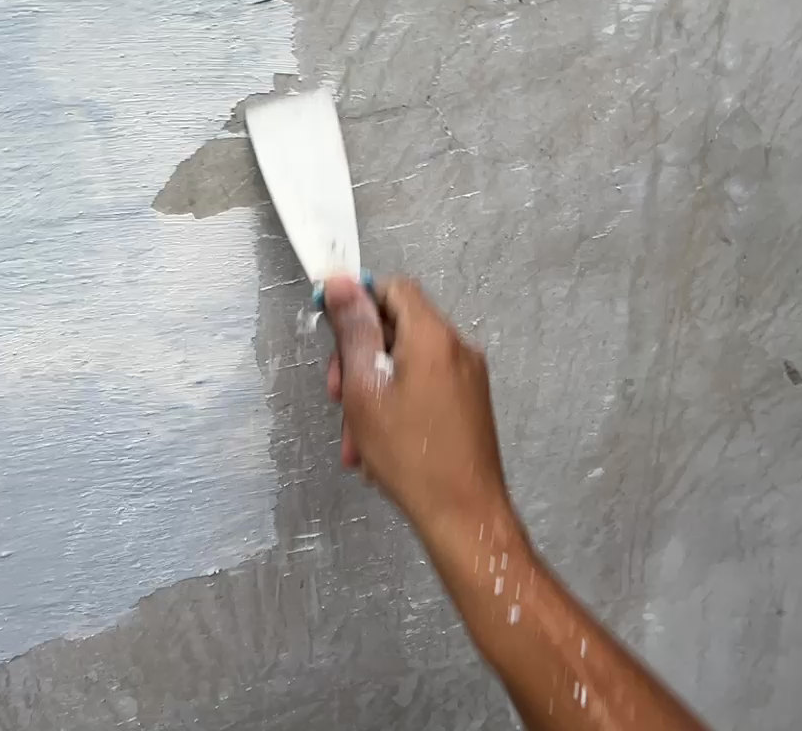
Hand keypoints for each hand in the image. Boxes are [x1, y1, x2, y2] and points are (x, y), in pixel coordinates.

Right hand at [323, 276, 511, 530]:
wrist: (464, 518)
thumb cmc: (410, 455)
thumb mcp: (365, 388)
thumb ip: (353, 330)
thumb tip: (341, 283)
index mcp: (433, 336)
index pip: (393, 288)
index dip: (359, 301)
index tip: (332, 329)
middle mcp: (457, 348)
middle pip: (396, 328)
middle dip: (359, 358)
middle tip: (337, 394)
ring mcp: (467, 377)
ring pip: (405, 362)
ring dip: (372, 389)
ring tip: (355, 435)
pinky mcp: (469, 403)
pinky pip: (422, 384)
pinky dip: (395, 403)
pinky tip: (377, 443)